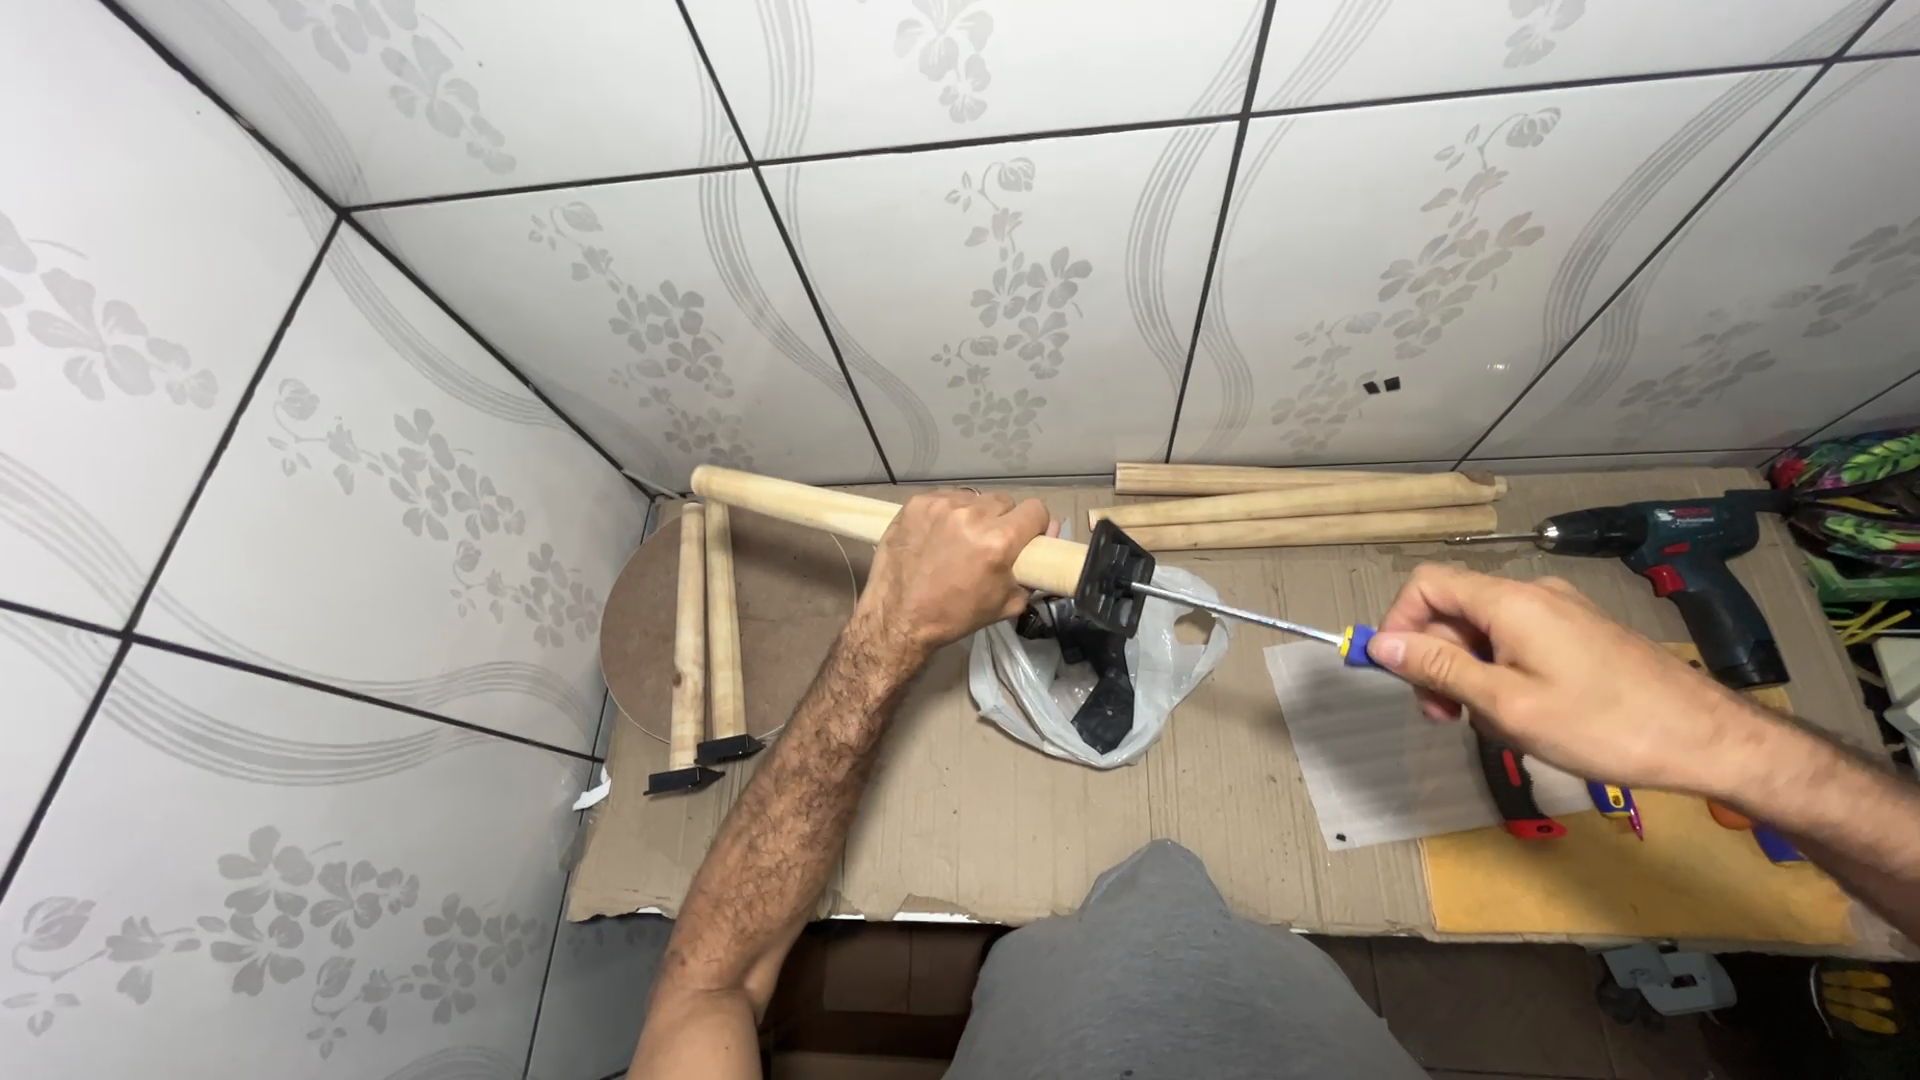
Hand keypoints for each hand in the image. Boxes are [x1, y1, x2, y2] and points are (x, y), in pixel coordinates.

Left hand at [857, 490, 1052, 658]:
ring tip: (959, 539)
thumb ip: (1035, 570)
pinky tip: (938, 535)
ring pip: (974, 499)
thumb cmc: (956, 616)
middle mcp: (971, 516)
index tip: (1025, 538)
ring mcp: (941, 506)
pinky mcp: (917, 503)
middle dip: (1002, 521)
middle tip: (988, 544)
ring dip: (974, 515)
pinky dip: (948, 513)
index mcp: (998, 541)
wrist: (899, 617)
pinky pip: (946, 498)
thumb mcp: (1009, 603)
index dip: (1035, 525)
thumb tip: (1050, 535)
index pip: (1035, 510)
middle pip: (1005, 502)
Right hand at [1365, 563, 1767, 793]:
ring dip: (1466, 672)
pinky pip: (1514, 642)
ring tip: (1486, 722)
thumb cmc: (1605, 726)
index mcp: (1510, 602)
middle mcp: (1532, 596)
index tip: (1398, 670)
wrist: (1715, 744)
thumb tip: (1380, 644)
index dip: (1398, 621)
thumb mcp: (1505, 703)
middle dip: (1433, 659)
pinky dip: (1498, 672)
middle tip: (1441, 715)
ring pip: (1481, 631)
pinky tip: (1519, 713)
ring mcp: (1560, 614)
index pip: (1426, 584)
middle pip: (1451, 611)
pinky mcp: (1579, 635)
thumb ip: (1438, 668)